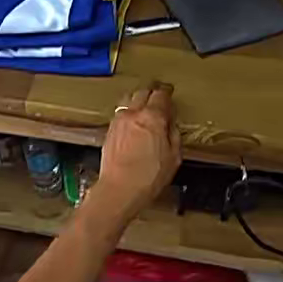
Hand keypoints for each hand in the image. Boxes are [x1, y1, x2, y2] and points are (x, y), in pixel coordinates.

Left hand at [91, 82, 180, 219]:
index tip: (170, 92)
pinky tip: (133, 121)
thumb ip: (173, 134)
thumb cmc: (149, 176)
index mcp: (153, 117)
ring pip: (128, 99)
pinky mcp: (109, 131)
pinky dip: (128, 112)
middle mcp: (133, 114)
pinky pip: (120, 113)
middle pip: (143, 92)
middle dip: (152, 91)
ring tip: (144, 105)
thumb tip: (170, 125)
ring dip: (138, 99)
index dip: (167, 92)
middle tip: (159, 95)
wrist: (120, 190)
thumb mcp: (174, 156)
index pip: (161, 95)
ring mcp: (118, 121)